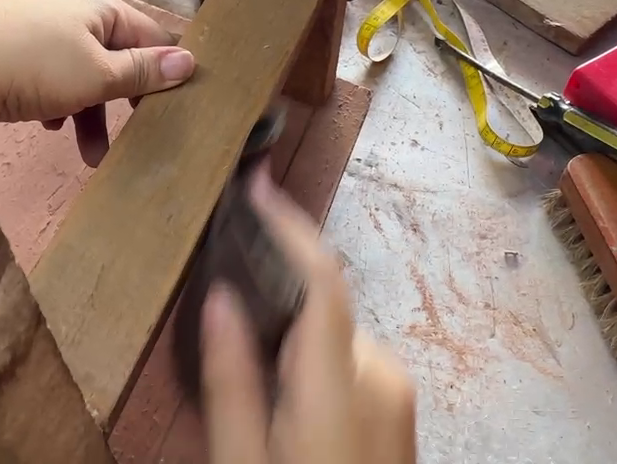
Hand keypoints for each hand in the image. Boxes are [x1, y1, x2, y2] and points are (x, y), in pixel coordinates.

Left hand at [0, 0, 195, 148]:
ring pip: (81, 71)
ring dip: (88, 112)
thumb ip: (143, 72)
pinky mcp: (12, 44)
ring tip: (86, 155)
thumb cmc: (35, 66)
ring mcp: (40, 25)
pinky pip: (50, 74)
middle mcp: (74, 8)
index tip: (170, 113)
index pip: (151, 36)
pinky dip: (57, 100)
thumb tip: (190, 61)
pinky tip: (47, 125)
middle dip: (121, 103)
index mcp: (102, 6)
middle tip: (131, 142)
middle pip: (115, 57)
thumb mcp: (97, 75)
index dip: (163, 73)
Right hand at [201, 172, 416, 463]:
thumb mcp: (240, 459)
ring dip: (290, 316)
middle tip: (221, 269)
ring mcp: (397, 395)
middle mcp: (382, 374)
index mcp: (343, 383)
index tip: (255, 180)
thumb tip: (220, 291)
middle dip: (275, 276)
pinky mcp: (397, 410)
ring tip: (239, 333)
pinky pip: (346, 353)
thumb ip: (230, 375)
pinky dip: (310, 343)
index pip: (321, 277)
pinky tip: (276, 369)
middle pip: (323, 300)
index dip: (288, 221)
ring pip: (331, 328)